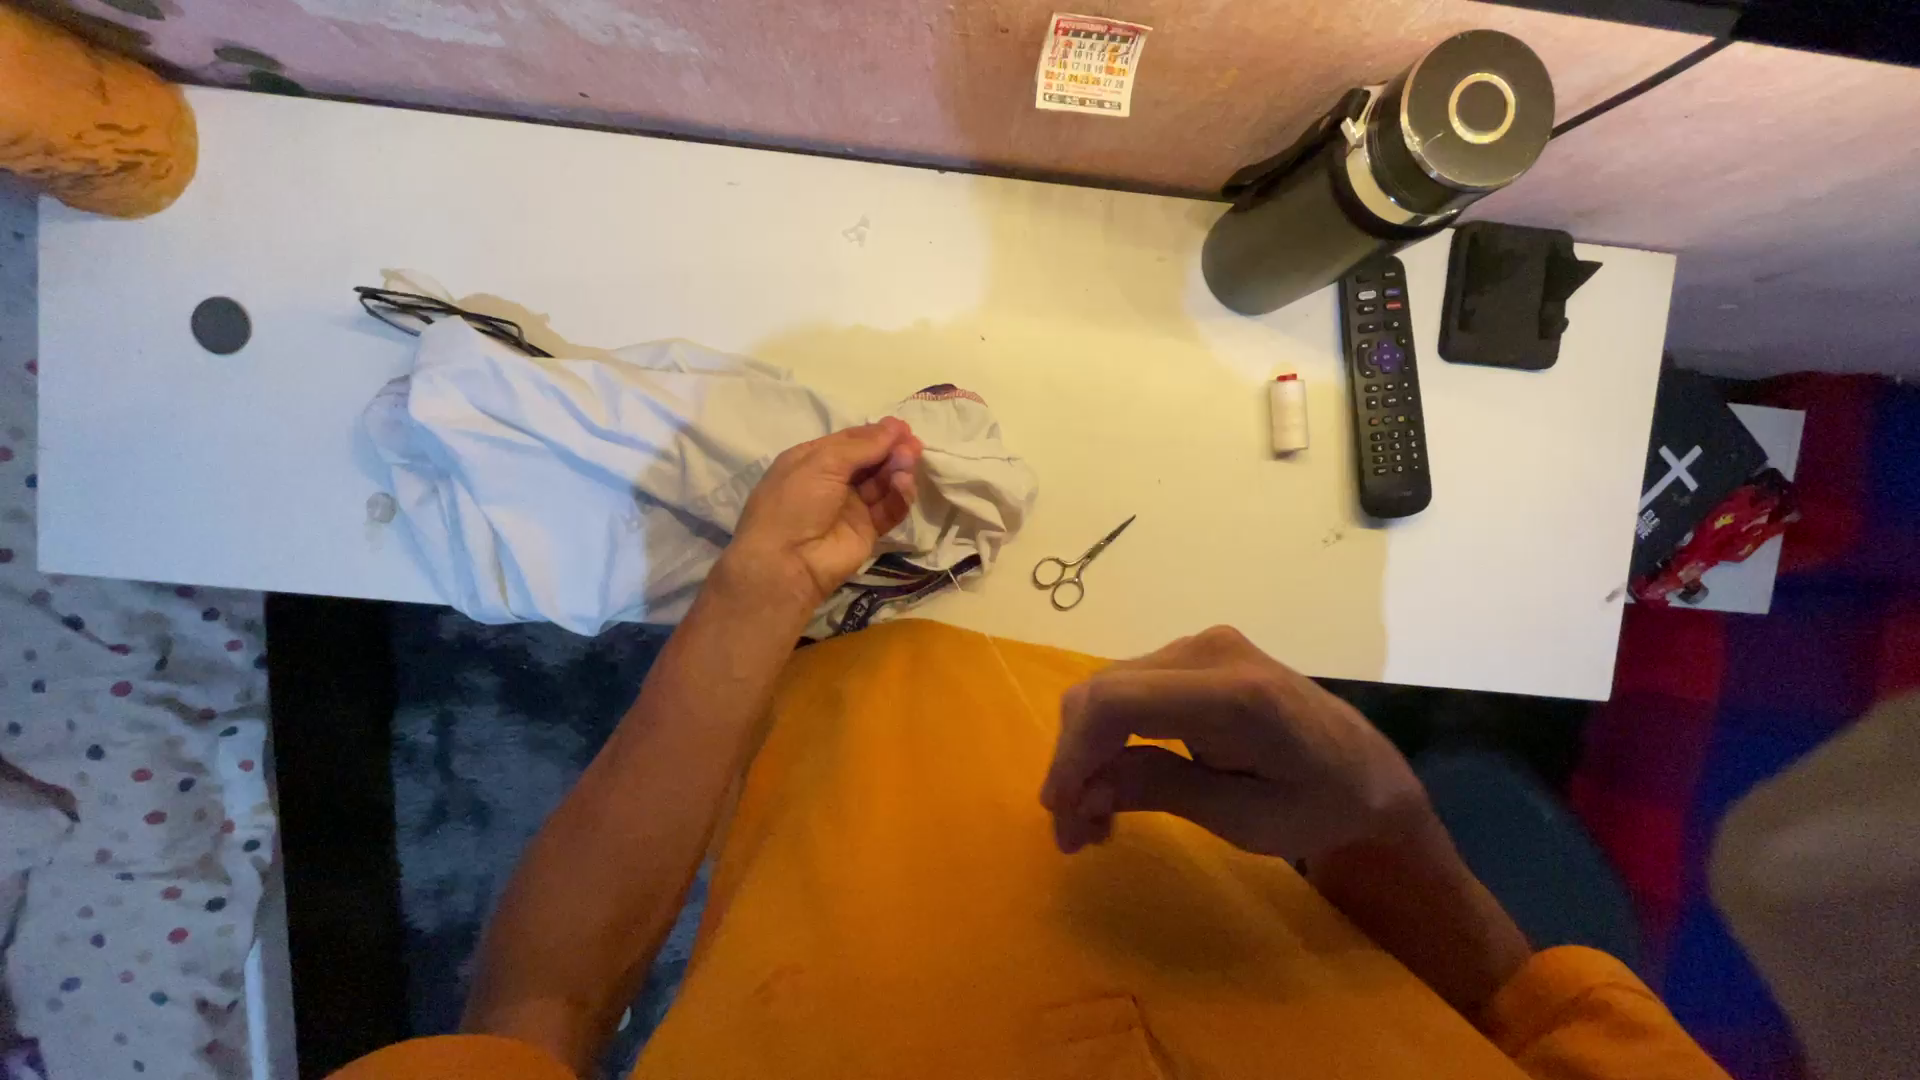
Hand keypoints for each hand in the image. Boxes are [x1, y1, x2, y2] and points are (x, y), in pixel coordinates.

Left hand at [721, 418, 923, 609]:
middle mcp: (833, 482)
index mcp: (813, 460)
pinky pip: (889, 509)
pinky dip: (899, 496)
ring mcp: (851, 507)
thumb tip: (895, 426)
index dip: (877, 434)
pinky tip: (903, 485)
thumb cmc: (795, 502)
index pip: (851, 441)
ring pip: (883, 483)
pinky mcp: (868, 531)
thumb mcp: (822, 462)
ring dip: (898, 470)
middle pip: (871, 461)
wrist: (786, 562)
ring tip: (908, 462)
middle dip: (892, 450)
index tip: (903, 427)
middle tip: (913, 445)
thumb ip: (862, 446)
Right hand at [1039, 626, 1429, 860]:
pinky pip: (1128, 689)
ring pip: (1107, 690)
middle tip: (1074, 833)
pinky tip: (1112, 779)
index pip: (1118, 700)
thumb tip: (1079, 791)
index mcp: (1236, 693)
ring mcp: (1199, 644)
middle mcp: (1209, 650)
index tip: (1059, 813)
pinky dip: (1109, 735)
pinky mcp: (1192, 654)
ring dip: (1088, 751)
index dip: (1073, 752)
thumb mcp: (1244, 818)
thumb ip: (1159, 790)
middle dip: (1074, 761)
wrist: (1367, 774)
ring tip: (1092, 817)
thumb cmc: (1320, 807)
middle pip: (1103, 692)